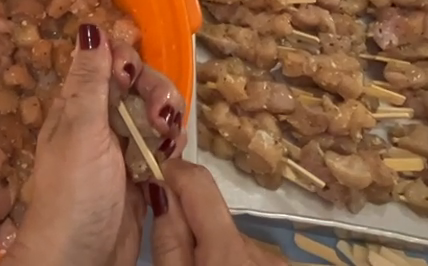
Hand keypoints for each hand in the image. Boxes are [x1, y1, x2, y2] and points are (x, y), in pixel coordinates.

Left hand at [3, 24, 189, 265]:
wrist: (79, 262)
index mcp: (77, 102)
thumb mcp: (80, 129)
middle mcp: (99, 118)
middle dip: (154, 91)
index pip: (107, 60)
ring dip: (165, 118)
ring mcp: (121, 148)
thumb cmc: (75, 192)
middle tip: (157, 118)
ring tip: (167, 140)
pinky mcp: (141, 176)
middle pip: (137, 84)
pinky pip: (162, 147)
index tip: (131, 77)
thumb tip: (89, 25)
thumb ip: (89, 79)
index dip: (125, 60)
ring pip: (152, 113)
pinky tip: (172, 157)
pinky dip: (171, 147)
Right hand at [149, 159, 289, 265]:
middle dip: (189, 221)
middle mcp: (260, 247)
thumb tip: (159, 185)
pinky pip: (247, 254)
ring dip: (211, 247)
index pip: (198, 180)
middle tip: (171, 249)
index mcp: (230, 249)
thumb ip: (169, 241)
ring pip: (228, 235)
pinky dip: (230, 261)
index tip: (150, 179)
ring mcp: (278, 261)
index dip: (171, 171)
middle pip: (212, 212)